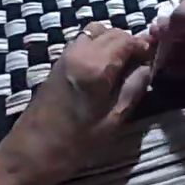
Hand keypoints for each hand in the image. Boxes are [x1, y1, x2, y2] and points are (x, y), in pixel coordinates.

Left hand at [0, 22, 151, 184]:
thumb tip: (147, 67)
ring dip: (112, 42)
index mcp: (96, 66)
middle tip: (140, 65)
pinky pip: (83, 42)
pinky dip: (97, 46)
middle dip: (129, 43)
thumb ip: (133, 88)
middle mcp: (80, 52)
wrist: (31, 152)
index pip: (126, 39)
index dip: (143, 46)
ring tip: (122, 67)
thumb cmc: (76, 143)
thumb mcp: (113, 120)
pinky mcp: (58, 61)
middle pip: (112, 32)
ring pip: (95, 33)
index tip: (153, 59)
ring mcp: (66, 54)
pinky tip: (103, 70)